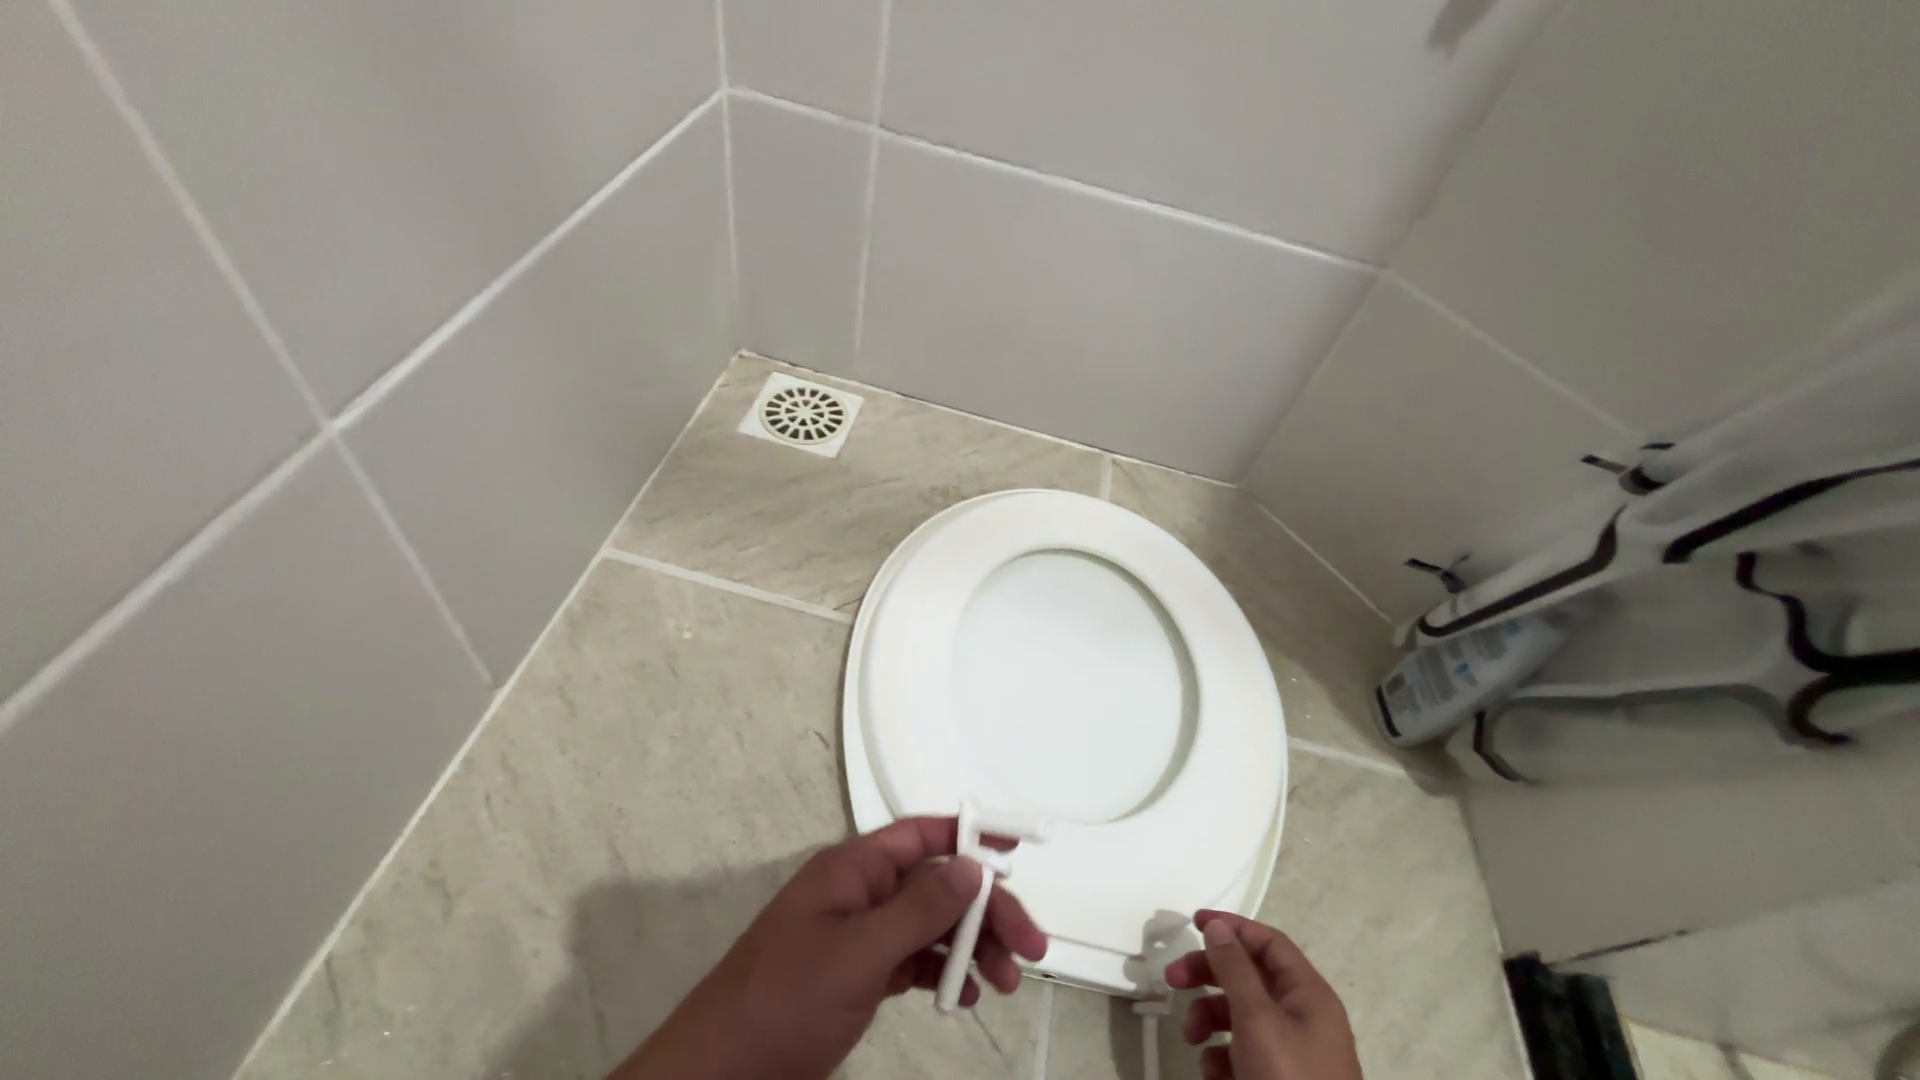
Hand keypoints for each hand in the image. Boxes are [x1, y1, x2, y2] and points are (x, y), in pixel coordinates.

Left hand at [610, 817, 1048, 1079]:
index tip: (1017, 847)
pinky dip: (944, 972)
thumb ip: (918, 909)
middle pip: (938, 885)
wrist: (724, 1069)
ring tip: (1006, 981)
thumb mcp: (857, 952)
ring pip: (932, 925)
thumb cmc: (783, 1000)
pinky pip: (916, 960)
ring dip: (973, 946)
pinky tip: (965, 994)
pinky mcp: (861, 974)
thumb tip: (971, 866)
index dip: (970, 834)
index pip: (922, 835)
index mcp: (853, 870)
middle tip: (1029, 945)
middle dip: (986, 909)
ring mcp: (861, 936)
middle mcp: (862, 894)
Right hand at [1164, 910, 1362, 1079]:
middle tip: (1172, 979)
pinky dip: (1222, 1059)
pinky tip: (1213, 1076)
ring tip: (1193, 1040)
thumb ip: (1234, 969)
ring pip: (1241, 1017)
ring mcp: (1292, 1055)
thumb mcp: (1256, 1020)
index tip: (1193, 923)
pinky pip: (1242, 1056)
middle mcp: (1303, 1018)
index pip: (1268, 943)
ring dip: (1209, 1020)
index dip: (1232, 928)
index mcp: (1308, 995)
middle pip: (1249, 977)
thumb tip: (1218, 926)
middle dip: (1209, 976)